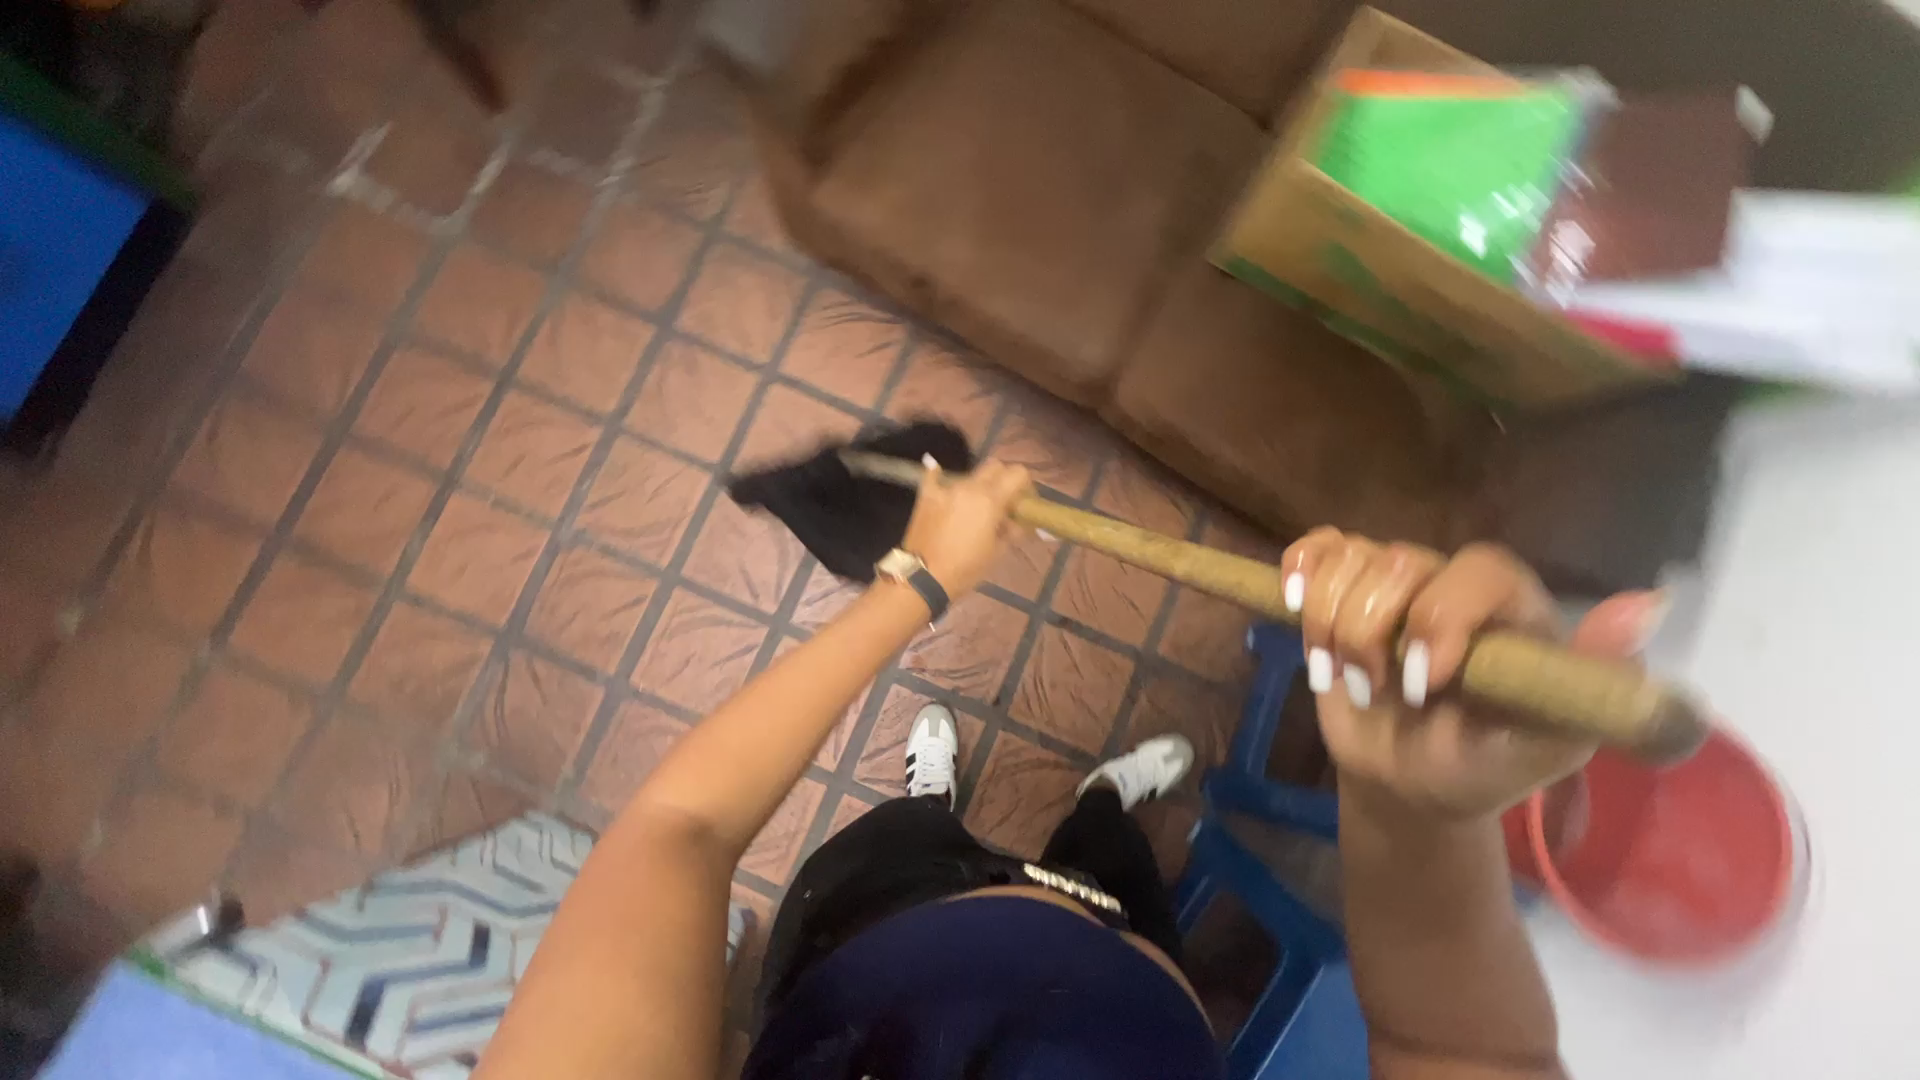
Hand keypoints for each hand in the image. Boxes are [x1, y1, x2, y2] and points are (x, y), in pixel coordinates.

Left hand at [900, 459, 1031, 596]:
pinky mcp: (926, 496)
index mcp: (990, 500)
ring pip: (969, 475)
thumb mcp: (997, 553)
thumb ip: (1012, 531)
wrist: (923, 578)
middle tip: (1003, 502)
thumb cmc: (965, 569)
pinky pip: (935, 477)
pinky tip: (944, 484)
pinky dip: (941, 477)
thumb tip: (1018, 523)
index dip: (1025, 485)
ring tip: (975, 509)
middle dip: (1003, 480)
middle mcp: (968, 487)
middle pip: (994, 467)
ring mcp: (945, 489)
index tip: (1023, 502)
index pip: (1017, 473)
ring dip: (978, 486)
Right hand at [1282, 529, 1663, 821]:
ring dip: (1329, 624)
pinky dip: (1298, 572)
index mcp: (1511, 609)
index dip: (1441, 617)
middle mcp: (1450, 584)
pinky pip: (1317, 550)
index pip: (1479, 571)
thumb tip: (1646, 604)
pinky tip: (1293, 605)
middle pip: (1399, 562)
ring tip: (1340, 677)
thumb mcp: (1547, 746)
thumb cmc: (1479, 768)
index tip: (1422, 684)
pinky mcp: (1341, 591)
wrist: (1407, 783)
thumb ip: (1590, 683)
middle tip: (1378, 694)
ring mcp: (1391, 585)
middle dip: (1370, 635)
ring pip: (1349, 559)